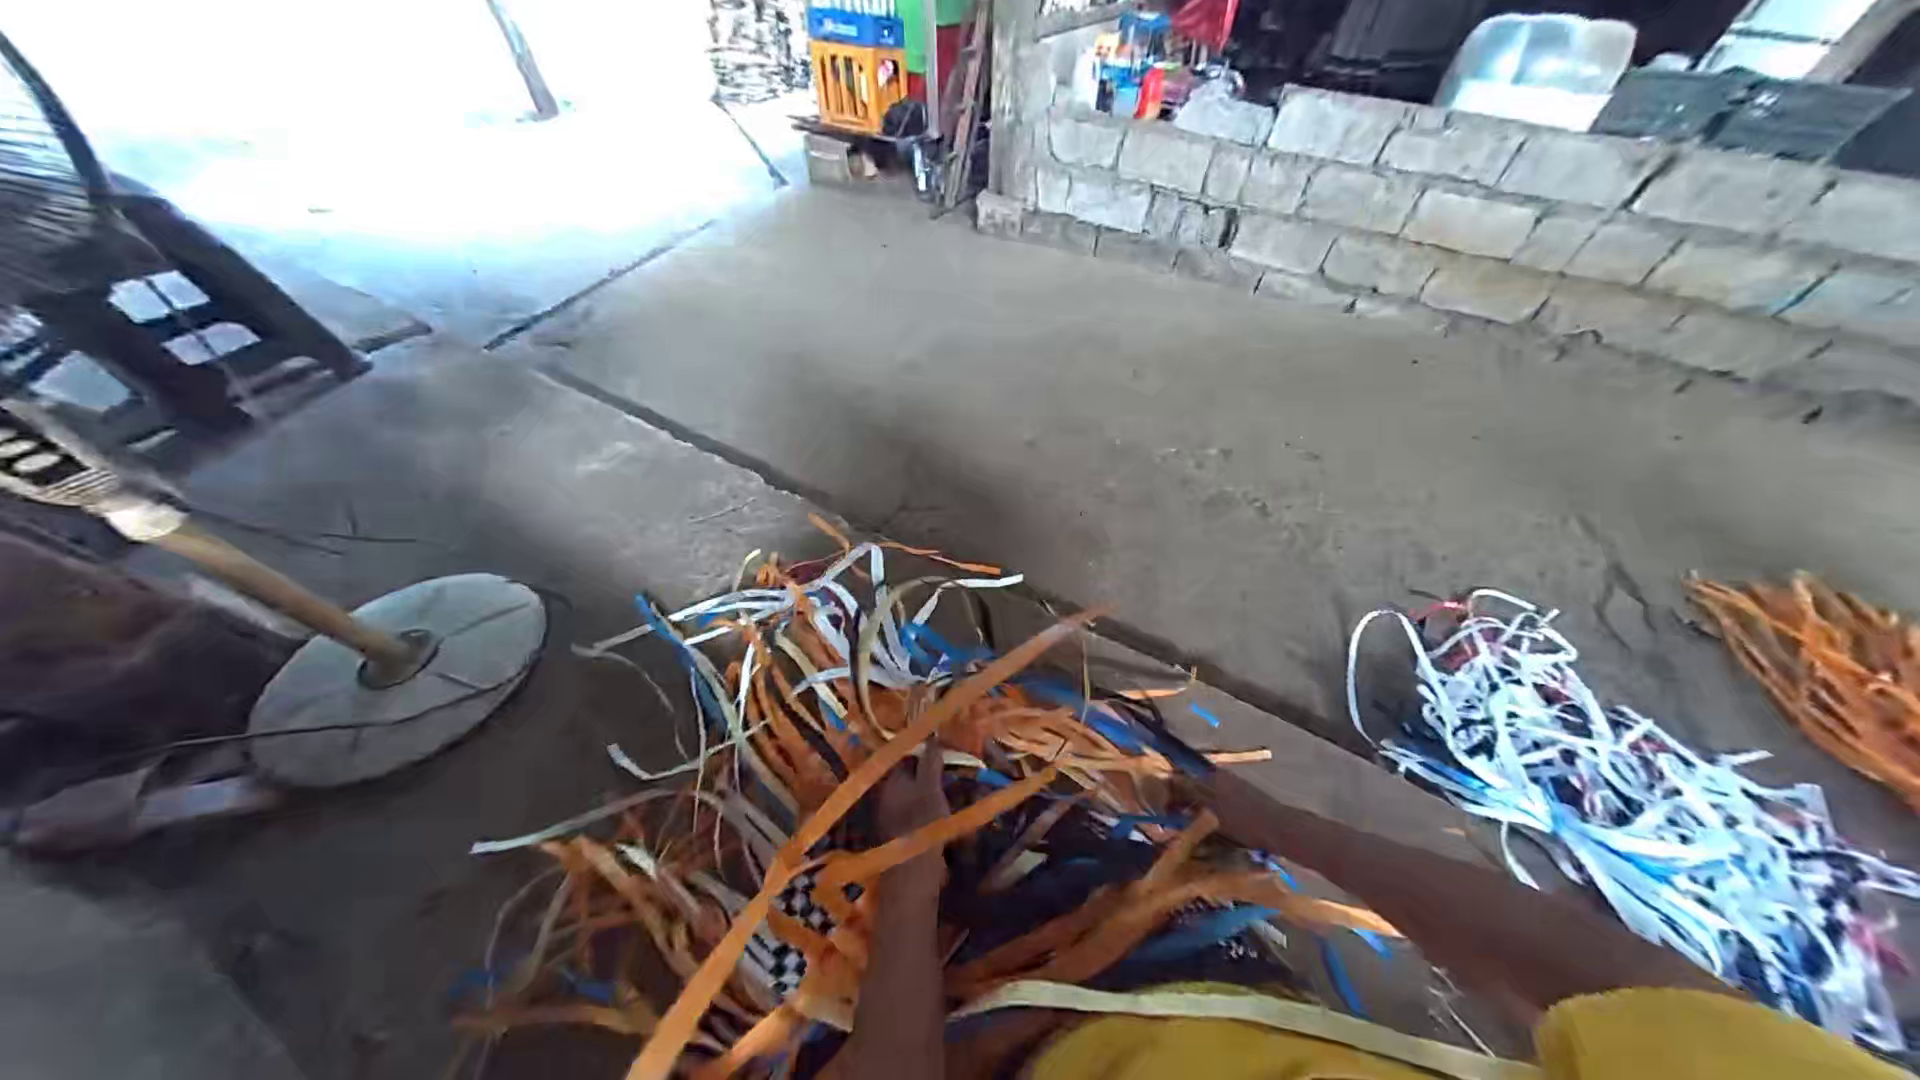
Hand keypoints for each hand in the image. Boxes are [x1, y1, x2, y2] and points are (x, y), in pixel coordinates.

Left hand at [877, 743, 949, 840]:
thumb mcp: (930, 786)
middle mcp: (886, 797)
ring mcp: (890, 818)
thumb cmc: (922, 820)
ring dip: (931, 795)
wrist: (913, 870)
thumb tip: (932, 738)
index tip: (944, 755)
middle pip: (910, 778)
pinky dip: (929, 814)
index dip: (924, 754)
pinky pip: (915, 817)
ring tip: (953, 795)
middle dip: (929, 776)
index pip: (905, 758)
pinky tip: (944, 818)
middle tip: (952, 775)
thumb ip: (930, 762)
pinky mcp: (899, 837)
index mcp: (891, 781)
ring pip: (914, 798)